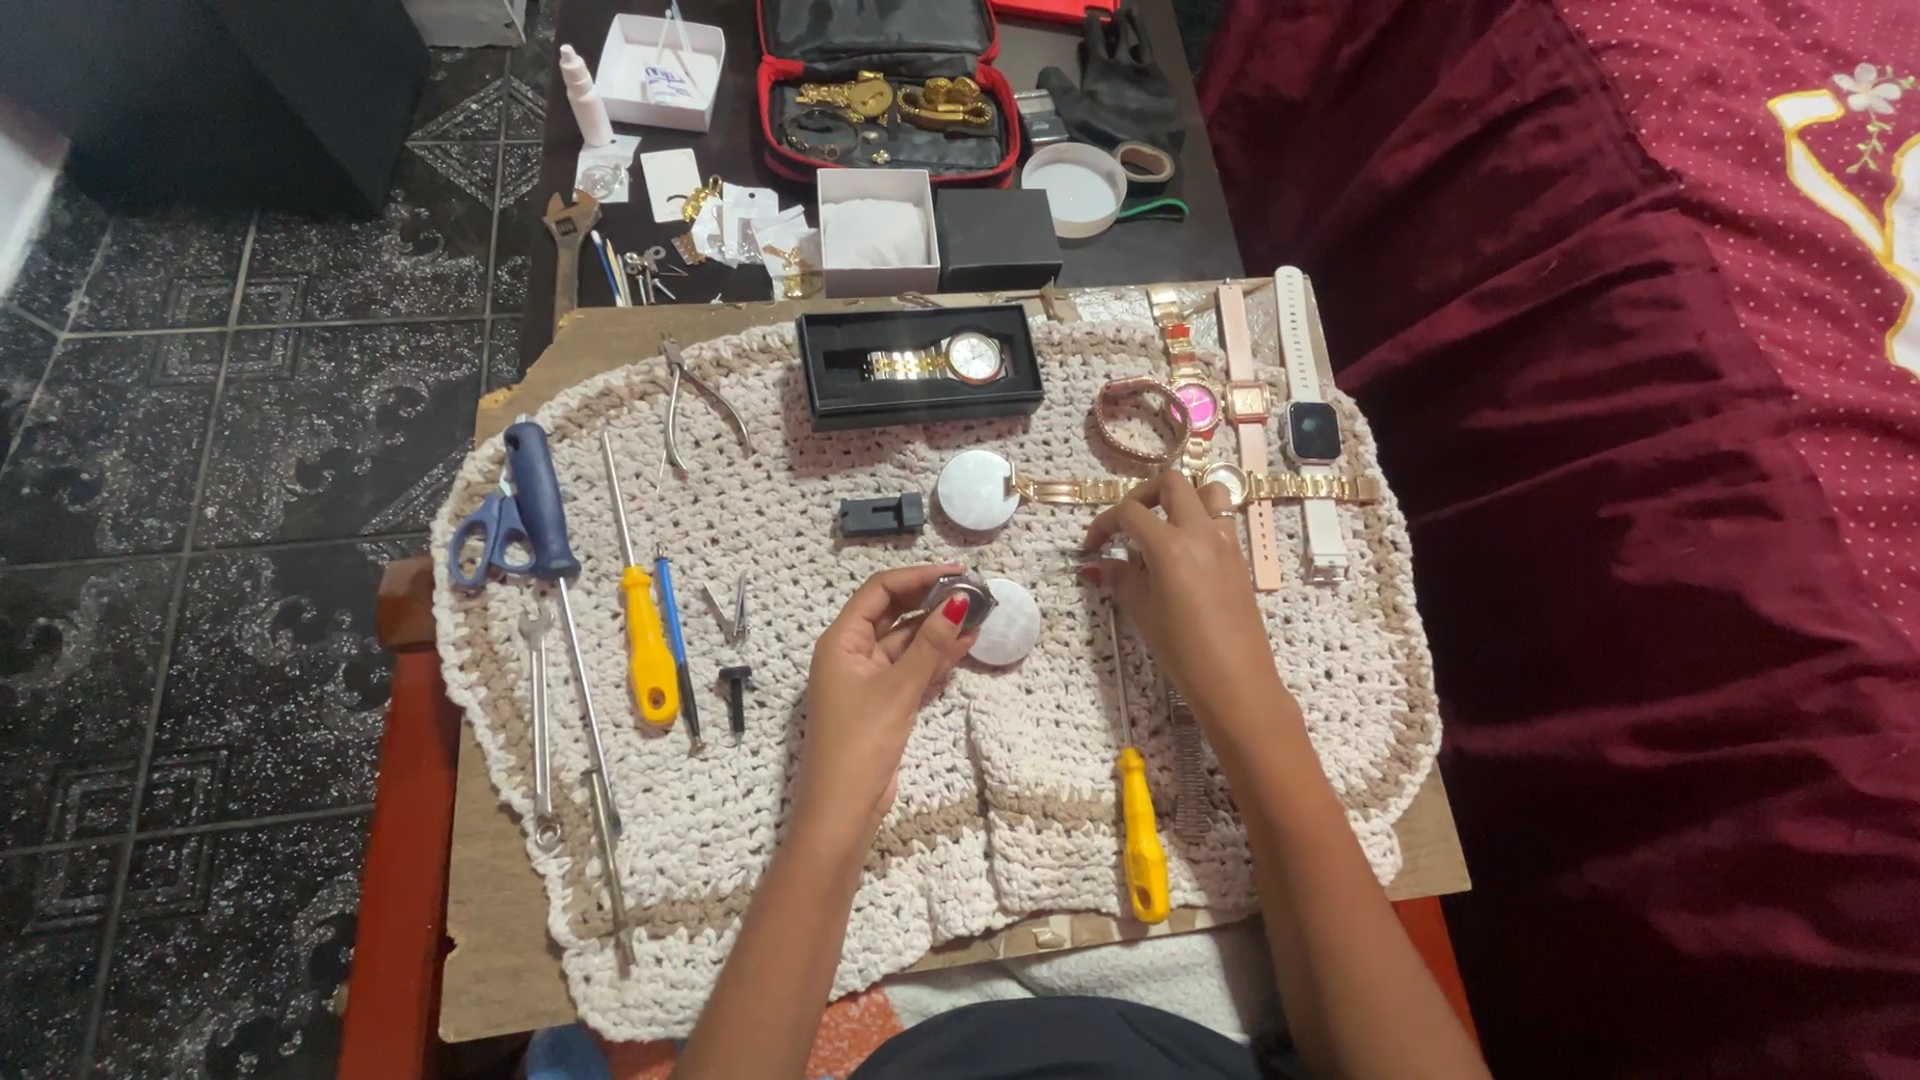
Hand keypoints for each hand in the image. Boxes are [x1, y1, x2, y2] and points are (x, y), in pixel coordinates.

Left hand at [796, 565, 979, 841]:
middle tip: (975, 596)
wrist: (843, 811)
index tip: (957, 573)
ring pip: (908, 643)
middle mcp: (852, 653)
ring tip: (979, 620)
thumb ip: (931, 644)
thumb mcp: (899, 688)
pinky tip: (965, 650)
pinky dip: (935, 661)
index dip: (918, 577)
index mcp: (841, 641)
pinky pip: (912, 670)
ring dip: (939, 633)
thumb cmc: (860, 743)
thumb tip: (959, 600)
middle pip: (895, 614)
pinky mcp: (884, 702)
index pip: (880, 591)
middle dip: (933, 604)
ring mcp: (868, 679)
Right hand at [1082, 471, 1288, 731]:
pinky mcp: (1239, 558)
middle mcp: (1201, 532)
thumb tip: (1100, 564)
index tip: (1092, 546)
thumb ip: (1121, 579)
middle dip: (1142, 495)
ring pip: (1208, 492)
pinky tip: (1184, 554)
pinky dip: (1200, 521)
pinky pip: (1221, 520)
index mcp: (1170, 545)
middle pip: (1171, 483)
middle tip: (1126, 524)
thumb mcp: (1142, 613)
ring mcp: (1226, 542)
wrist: (1237, 680)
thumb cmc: (1182, 650)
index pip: (1129, 512)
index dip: (1103, 523)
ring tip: (1163, 527)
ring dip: (1181, 499)